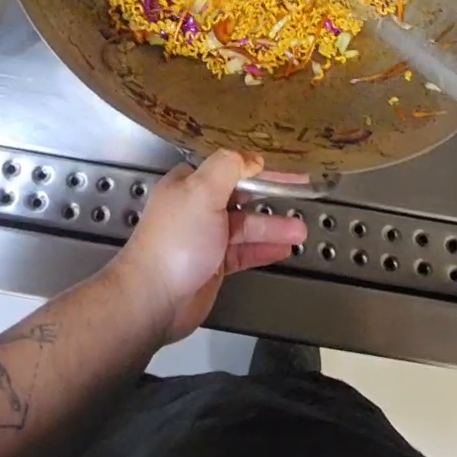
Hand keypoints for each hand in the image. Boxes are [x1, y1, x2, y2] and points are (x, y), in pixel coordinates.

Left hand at [107, 150, 307, 345]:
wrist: (153, 298)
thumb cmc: (178, 239)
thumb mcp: (201, 190)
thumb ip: (227, 167)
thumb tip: (251, 158)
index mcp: (188, 183)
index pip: (227, 167)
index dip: (257, 166)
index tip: (286, 167)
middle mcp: (196, 207)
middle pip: (240, 196)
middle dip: (270, 197)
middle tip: (303, 195)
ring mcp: (205, 238)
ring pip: (245, 227)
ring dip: (273, 227)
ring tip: (301, 231)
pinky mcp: (213, 266)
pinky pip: (243, 252)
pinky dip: (263, 250)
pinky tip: (285, 249)